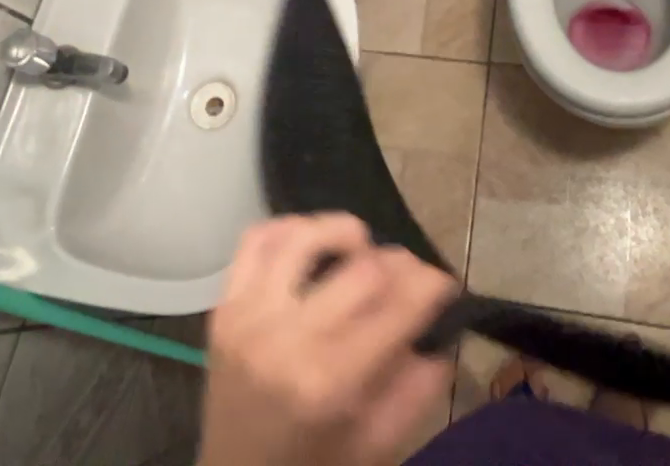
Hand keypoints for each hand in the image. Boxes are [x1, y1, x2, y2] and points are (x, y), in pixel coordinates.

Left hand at [199, 214, 457, 465]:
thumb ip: (419, 386)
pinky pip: (255, 240)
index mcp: (328, 381)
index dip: (432, 284)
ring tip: (360, 252)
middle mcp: (285, 338)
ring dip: (343, 234)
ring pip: (303, 236)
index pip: (396, 305)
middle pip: (362, 267)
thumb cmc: (314, 465)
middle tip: (410, 277)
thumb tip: (443, 323)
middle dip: (400, 264)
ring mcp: (247, 316)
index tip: (445, 284)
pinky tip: (312, 245)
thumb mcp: (377, 444)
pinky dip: (289, 228)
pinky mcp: (223, 306)